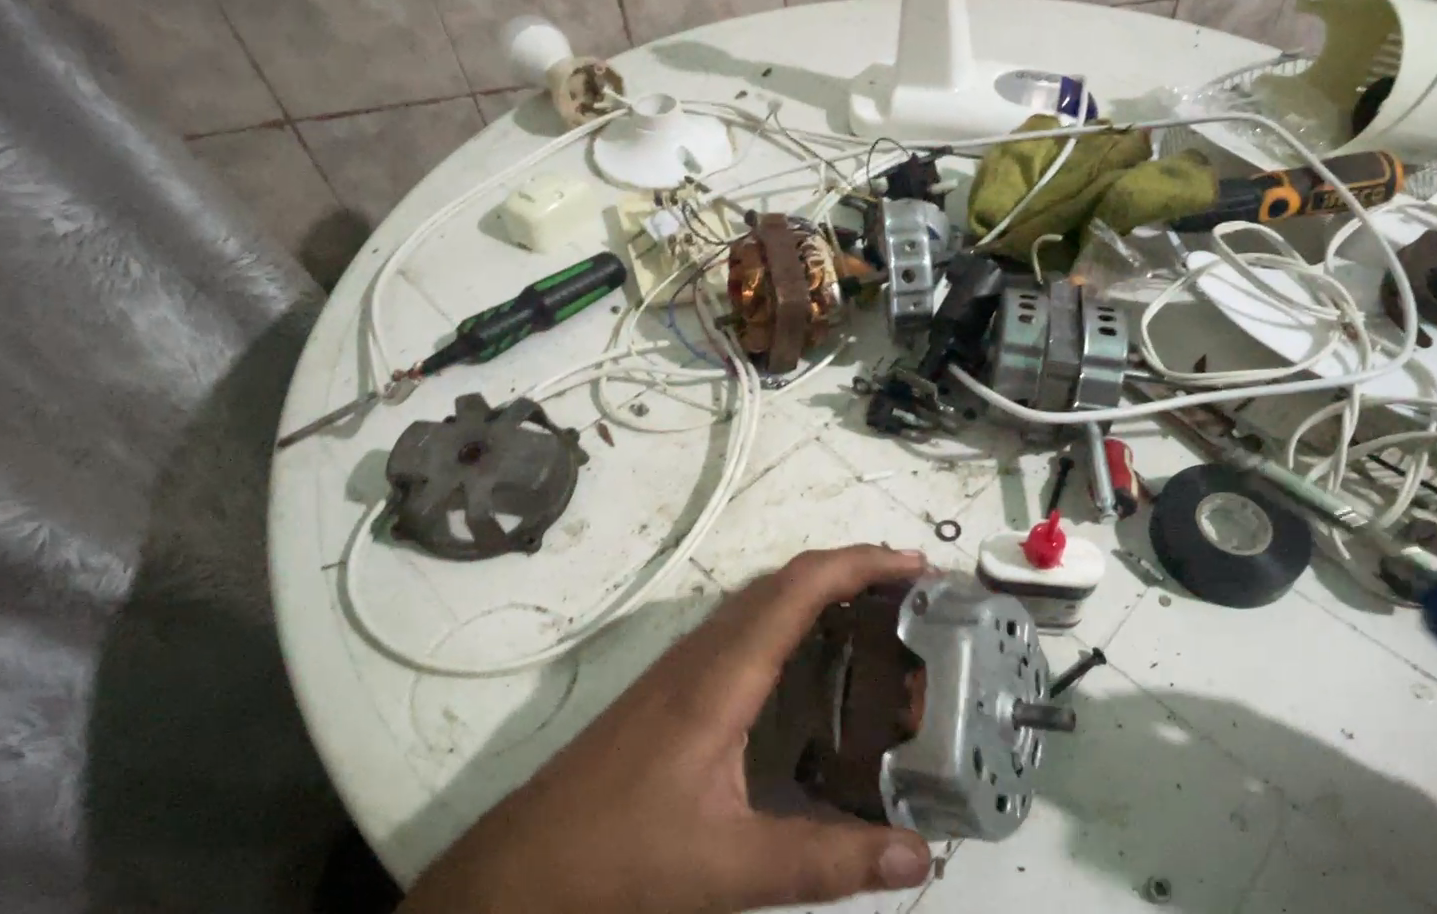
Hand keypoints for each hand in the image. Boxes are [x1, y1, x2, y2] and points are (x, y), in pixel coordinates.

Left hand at [401, 546, 934, 913]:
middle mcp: (702, 656)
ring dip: (818, 589)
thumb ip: (826, 862)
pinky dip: (789, 618)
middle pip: (782, 581)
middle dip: (850, 569)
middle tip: (910, 589)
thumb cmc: (619, 858)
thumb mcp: (730, 868)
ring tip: (874, 612)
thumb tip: (918, 856)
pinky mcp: (669, 690)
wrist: (517, 873)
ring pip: (759, 601)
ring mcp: (680, 669)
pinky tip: (807, 661)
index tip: (915, 567)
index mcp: (722, 678)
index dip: (860, 563)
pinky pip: (742, 627)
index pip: (798, 589)